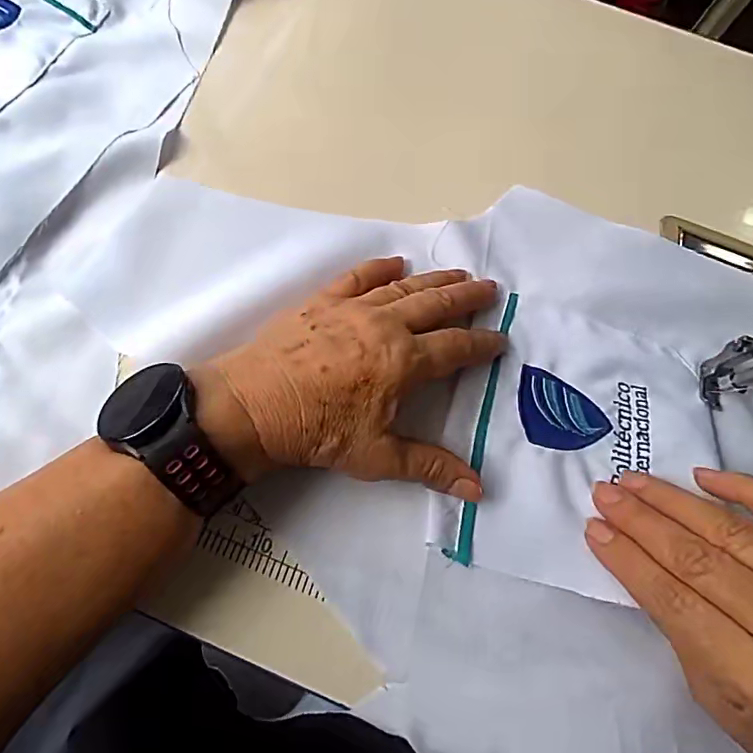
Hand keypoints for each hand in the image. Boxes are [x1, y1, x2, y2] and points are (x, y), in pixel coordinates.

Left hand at [193, 257, 504, 500]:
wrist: (253, 405)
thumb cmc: (316, 431)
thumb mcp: (375, 455)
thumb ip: (428, 466)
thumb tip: (477, 489)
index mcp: (404, 361)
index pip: (455, 347)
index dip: (482, 343)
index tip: (499, 339)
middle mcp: (383, 326)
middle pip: (435, 305)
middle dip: (466, 297)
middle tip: (489, 289)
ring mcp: (349, 309)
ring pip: (401, 287)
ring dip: (431, 279)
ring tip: (455, 273)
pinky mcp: (319, 303)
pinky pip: (355, 278)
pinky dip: (377, 268)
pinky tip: (392, 263)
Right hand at [585, 469, 752, 752]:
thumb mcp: (722, 705)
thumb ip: (684, 633)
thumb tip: (640, 566)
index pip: (674, 601)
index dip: (627, 559)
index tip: (593, 528)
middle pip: (702, 562)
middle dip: (642, 522)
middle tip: (605, 493)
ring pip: (740, 537)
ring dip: (678, 502)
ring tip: (636, 482)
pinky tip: (708, 478)